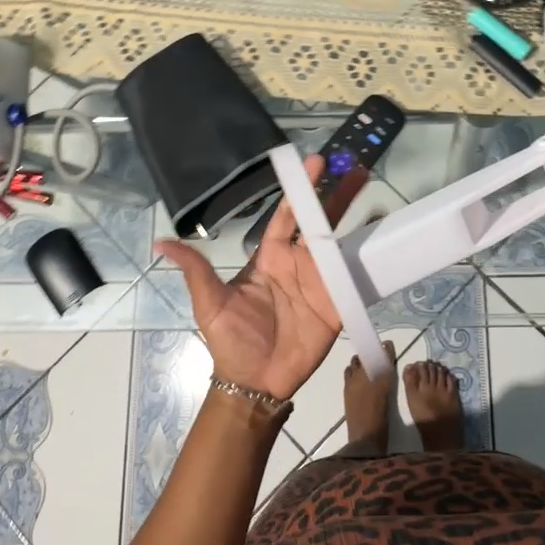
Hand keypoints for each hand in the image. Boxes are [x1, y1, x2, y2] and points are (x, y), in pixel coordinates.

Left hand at [156, 155, 367, 400]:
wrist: (254, 382)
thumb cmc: (231, 341)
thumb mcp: (210, 303)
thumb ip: (196, 270)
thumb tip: (160, 242)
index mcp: (270, 257)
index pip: (288, 215)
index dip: (300, 190)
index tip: (314, 162)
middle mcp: (299, 263)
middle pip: (321, 222)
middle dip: (337, 195)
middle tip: (355, 165)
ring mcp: (320, 282)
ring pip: (340, 243)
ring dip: (358, 218)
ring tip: (375, 191)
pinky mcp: (337, 304)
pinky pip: (354, 277)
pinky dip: (369, 258)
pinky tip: (384, 239)